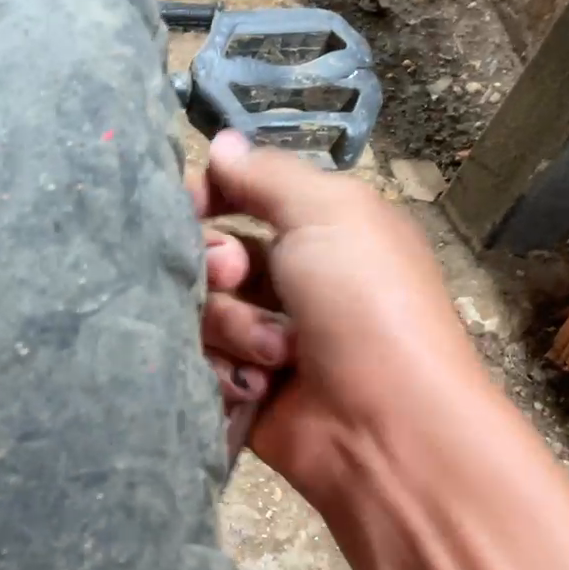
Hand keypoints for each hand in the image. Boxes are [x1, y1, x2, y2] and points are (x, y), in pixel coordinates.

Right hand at [195, 131, 473, 482]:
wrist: (381, 425)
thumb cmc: (365, 305)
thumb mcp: (330, 214)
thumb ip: (266, 177)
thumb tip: (219, 144)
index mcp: (317, 230)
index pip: (237, 199)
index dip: (206, 199)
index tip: (188, 208)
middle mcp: (285, 281)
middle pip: (207, 257)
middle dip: (217, 267)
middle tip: (235, 276)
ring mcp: (259, 339)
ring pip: (199, 315)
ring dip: (231, 329)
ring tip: (273, 356)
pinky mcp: (239, 389)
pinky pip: (198, 365)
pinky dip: (224, 373)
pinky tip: (256, 388)